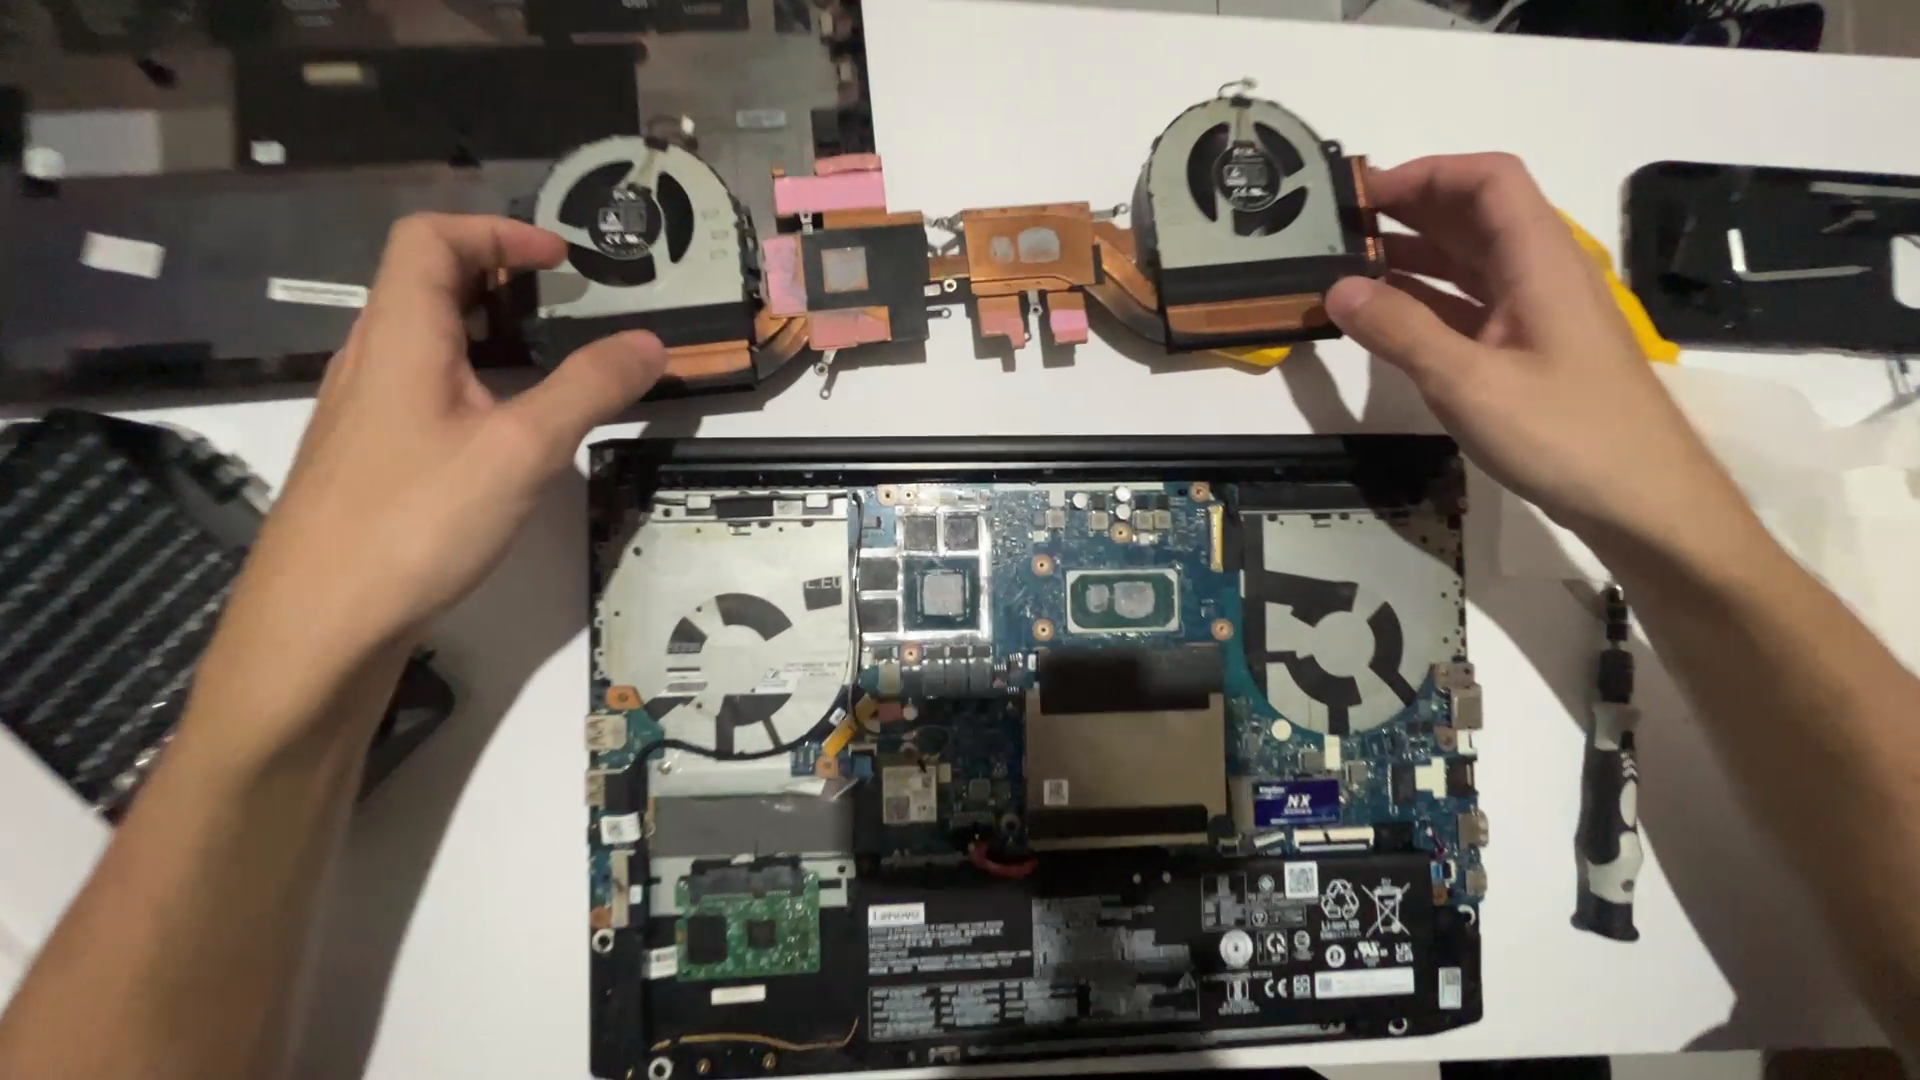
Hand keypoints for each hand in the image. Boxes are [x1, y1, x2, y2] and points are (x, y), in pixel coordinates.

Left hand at [233, 214, 665, 659]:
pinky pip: (427, 386)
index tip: (563, 261)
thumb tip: (652, 342)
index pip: (431, 238)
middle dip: (502, 277)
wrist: (322, 620)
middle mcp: (374, 358)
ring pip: (428, 338)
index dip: (498, 231)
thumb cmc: (418, 520)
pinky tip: (511, 429)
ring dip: (490, 330)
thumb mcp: (523, 449)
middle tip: (568, 308)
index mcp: (401, 337)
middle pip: (426, 282)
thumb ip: (590, 388)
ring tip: (553, 361)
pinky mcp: (374, 454)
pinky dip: (477, 378)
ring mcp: (367, 409)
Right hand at [1325, 154, 1749, 555]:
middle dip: (1408, 211)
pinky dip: (1421, 300)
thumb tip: (1335, 289)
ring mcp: (1533, 312)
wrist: (1639, 497)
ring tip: (1344, 265)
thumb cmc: (1562, 433)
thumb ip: (1400, 331)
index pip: (1487, 181)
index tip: (1362, 195)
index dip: (1426, 174)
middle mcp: (1539, 273)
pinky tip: (1379, 314)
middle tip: (1338, 228)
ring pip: (1466, 261)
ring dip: (1409, 255)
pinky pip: (1466, 304)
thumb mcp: (1468, 382)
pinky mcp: (1523, 348)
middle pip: (1474, 215)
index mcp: (1539, 261)